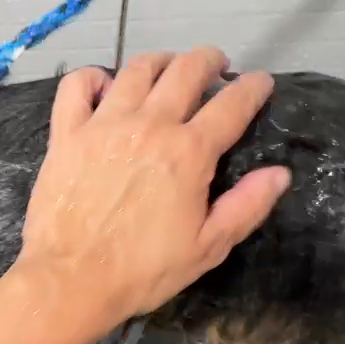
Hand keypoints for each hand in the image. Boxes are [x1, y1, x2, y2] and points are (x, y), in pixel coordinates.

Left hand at [11, 47, 287, 339]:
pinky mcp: (65, 136)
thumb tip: (279, 174)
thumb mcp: (206, 249)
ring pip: (137, 70)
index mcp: (189, 152)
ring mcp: (104, 126)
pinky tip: (103, 86)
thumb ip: (245, 207)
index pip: (233, 103)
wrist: (70, 282)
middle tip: (214, 69)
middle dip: (209, 62)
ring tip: (166, 70)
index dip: (253, 88)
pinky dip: (92, 78)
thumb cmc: (140, 272)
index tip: (259, 84)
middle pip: (187, 70)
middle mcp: (149, 126)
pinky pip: (76, 87)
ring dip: (160, 63)